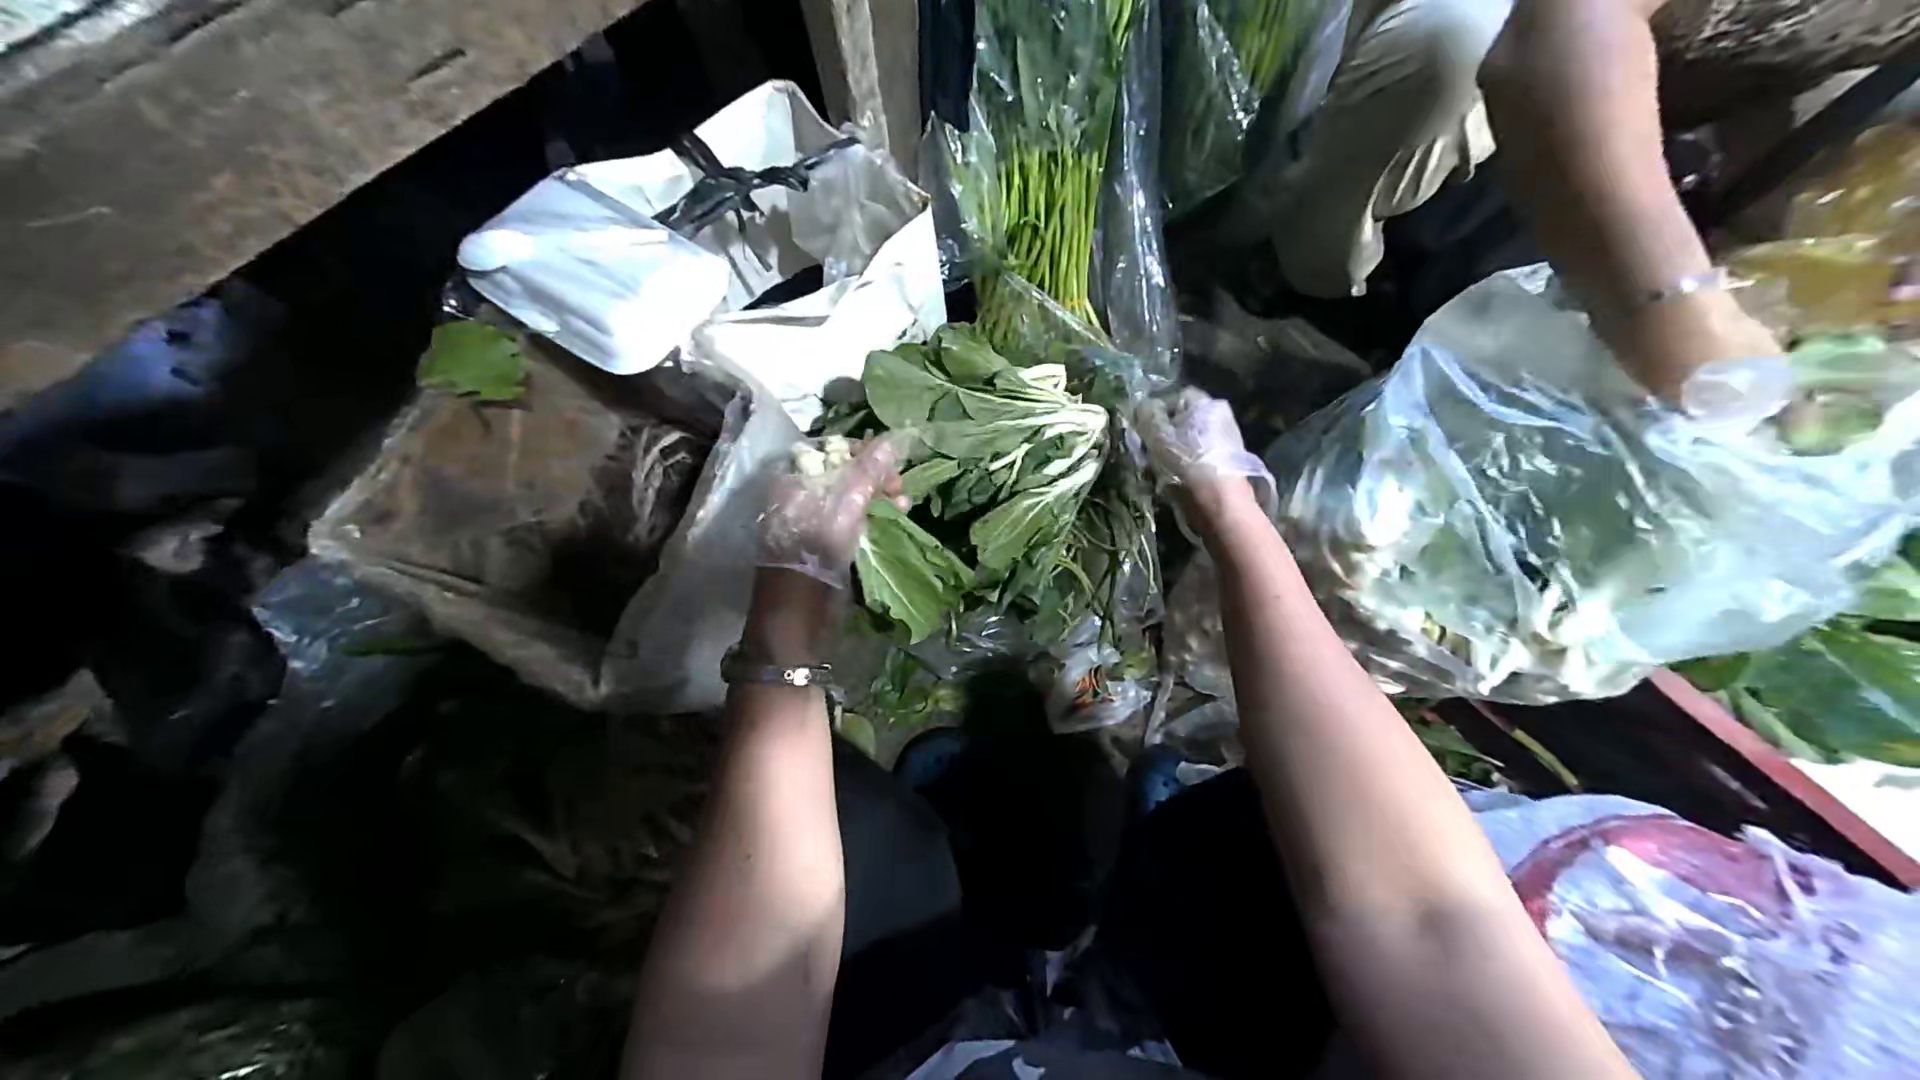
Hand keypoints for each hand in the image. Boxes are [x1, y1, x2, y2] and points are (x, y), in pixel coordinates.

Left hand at [758, 434, 907, 588]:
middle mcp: (801, 494)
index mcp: (795, 480)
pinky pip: (851, 517)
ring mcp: (813, 518)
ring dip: (879, 495)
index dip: (865, 452)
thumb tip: (895, 438)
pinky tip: (893, 516)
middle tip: (900, 487)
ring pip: (851, 495)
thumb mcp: (845, 508)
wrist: (799, 615)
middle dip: (876, 476)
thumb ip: (868, 473)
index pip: (833, 450)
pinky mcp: (825, 540)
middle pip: (844, 472)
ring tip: (903, 504)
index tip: (893, 462)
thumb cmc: (816, 554)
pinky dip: (872, 514)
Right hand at [1136, 389, 1275, 521]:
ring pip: (1188, 439)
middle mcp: (1220, 416)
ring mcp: (1225, 439)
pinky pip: (1197, 455)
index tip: (1145, 429)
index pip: (1177, 396)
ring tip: (1159, 467)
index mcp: (1206, 404)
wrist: (1219, 499)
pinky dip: (1184, 462)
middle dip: (1164, 433)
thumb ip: (1147, 415)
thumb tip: (1143, 406)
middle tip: (1149, 449)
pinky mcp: (1225, 461)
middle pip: (1183, 419)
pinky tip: (1175, 477)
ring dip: (1172, 450)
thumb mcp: (1158, 435)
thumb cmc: (1188, 460)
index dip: (1158, 410)